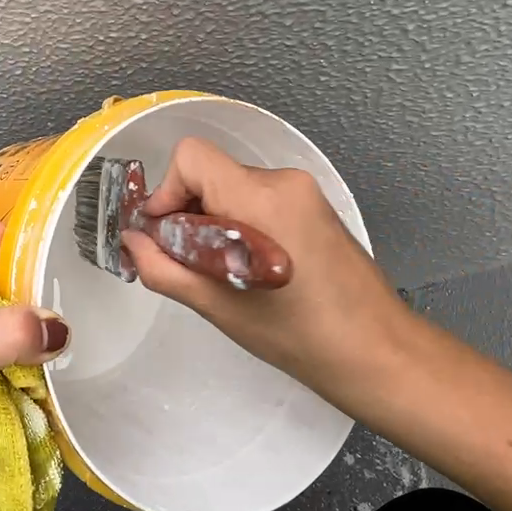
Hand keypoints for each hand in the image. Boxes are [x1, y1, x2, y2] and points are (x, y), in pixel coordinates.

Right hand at [121, 137, 413, 396]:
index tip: (166, 232)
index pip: (191, 157)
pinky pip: (257, 197)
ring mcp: (302, 191)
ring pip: (231, 187)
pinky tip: (251, 267)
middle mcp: (283, 182)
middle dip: (189, 212)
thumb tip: (133, 241)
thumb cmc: (302, 336)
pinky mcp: (313, 204)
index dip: (168, 191)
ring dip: (215, 220)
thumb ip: (164, 268)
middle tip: (193, 261)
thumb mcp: (218, 306)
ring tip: (228, 271)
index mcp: (259, 199)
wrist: (379, 353)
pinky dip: (241, 223)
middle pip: (210, 173)